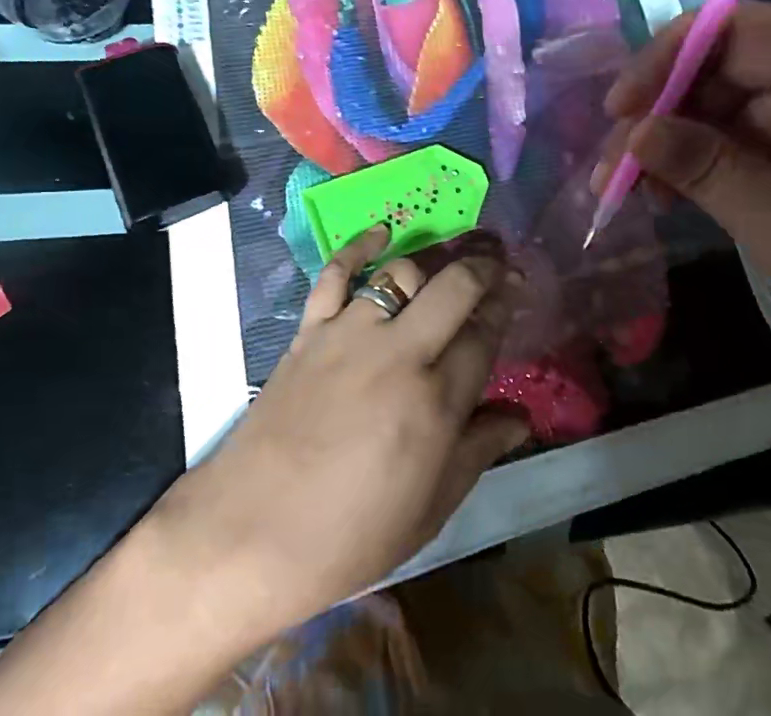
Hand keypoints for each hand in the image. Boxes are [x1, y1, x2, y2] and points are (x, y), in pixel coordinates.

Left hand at [141, 227, 527, 641]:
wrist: (251, 531)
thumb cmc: (350, 535)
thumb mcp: (430, 509)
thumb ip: (477, 451)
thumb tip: (519, 417)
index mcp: (436, 402)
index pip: (484, 335)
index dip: (505, 306)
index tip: (516, 289)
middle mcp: (397, 355)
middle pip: (452, 289)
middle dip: (483, 267)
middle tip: (498, 259)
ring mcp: (348, 336)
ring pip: (400, 274)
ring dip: (432, 258)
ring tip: (449, 254)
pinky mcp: (308, 333)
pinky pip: (335, 275)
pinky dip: (359, 248)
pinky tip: (381, 233)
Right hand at [594, 0, 770, 346]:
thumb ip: (711, 171)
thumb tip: (633, 133)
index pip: (739, 30)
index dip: (669, 56)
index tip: (620, 108)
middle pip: (713, 64)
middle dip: (653, 108)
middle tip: (610, 165)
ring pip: (706, 101)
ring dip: (657, 139)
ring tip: (619, 186)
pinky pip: (717, 134)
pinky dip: (679, 158)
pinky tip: (654, 191)